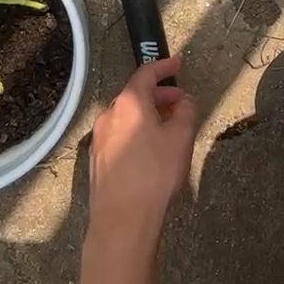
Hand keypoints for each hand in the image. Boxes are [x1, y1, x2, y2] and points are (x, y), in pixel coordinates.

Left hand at [87, 57, 197, 243]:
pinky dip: (136, 132)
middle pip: (134, 95)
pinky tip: (150, 150)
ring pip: (126, 117)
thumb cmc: (154, 174)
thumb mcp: (182, 138)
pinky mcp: (97, 161)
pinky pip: (119, 135)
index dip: (164, 66)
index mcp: (128, 104)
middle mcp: (108, 116)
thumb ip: (186, 111)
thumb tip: (184, 101)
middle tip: (180, 102)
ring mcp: (99, 139)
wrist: (122, 220)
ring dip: (148, 115)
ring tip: (168, 128)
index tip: (178, 63)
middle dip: (159, 95)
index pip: (146, 74)